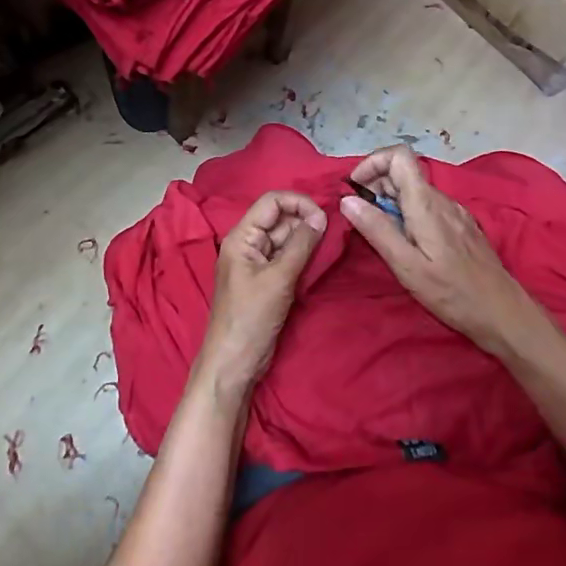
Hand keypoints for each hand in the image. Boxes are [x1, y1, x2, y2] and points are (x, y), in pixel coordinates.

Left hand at [196, 192, 326, 399]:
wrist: (234, 364)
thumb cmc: (250, 318)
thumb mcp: (279, 279)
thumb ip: (301, 244)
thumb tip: (321, 216)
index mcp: (241, 237)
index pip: (271, 201)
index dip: (298, 202)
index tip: (323, 216)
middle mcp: (248, 244)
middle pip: (280, 218)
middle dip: (305, 219)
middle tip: (331, 233)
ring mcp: (257, 263)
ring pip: (286, 237)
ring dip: (307, 238)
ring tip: (329, 245)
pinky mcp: (267, 280)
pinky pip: (287, 257)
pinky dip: (303, 255)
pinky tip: (319, 259)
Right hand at [340, 146, 545, 358]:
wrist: (503, 312)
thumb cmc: (453, 293)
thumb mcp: (407, 266)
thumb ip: (377, 229)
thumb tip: (348, 199)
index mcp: (426, 203)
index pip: (399, 155)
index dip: (373, 163)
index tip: (355, 191)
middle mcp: (442, 199)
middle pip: (404, 173)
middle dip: (376, 188)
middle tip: (363, 221)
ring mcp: (455, 212)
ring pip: (415, 191)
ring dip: (391, 203)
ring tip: (382, 236)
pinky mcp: (461, 226)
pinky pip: (428, 207)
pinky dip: (409, 215)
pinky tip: (408, 244)